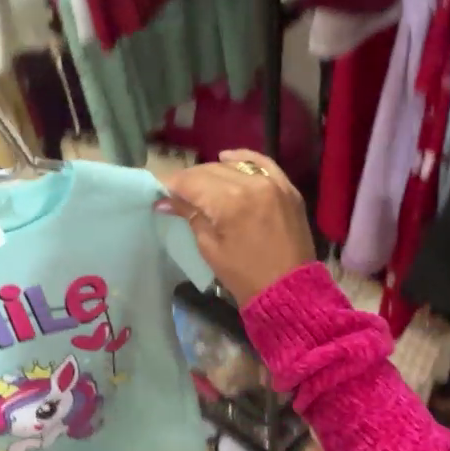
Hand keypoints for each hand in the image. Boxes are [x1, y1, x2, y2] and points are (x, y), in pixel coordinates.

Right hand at [158, 149, 313, 306]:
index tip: (159, 191)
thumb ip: (190, 216)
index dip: (172, 185)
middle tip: (177, 193)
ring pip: (234, 166)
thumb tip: (165, 200)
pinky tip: (228, 158)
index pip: (192, 181)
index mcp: (230, 201)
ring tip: (202, 186)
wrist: (290, 292)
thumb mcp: (210, 248)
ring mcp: (274, 184)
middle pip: (211, 170)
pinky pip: (264, 164)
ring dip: (214, 172)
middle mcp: (252, 183)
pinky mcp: (288, 189)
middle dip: (191, 180)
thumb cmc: (245, 276)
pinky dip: (244, 159)